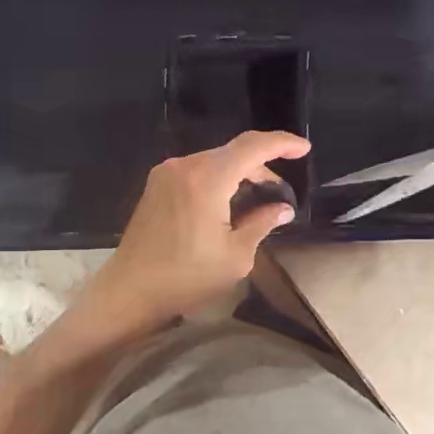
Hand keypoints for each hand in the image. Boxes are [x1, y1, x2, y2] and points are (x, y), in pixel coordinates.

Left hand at [80, 130, 310, 329]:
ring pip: (214, 160)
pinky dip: (218, 179)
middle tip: (280, 192)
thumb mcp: (236, 256)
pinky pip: (196, 171)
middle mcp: (184, 166)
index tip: (303, 149)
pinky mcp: (156, 185)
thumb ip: (262, 223)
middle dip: (261, 165)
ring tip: (257, 200)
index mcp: (207, 179)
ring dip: (239, 173)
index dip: (281, 143)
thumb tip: (283, 209)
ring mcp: (166, 173)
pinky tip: (227, 202)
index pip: (252, 146)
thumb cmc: (186, 277)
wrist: (131, 290)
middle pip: (232, 152)